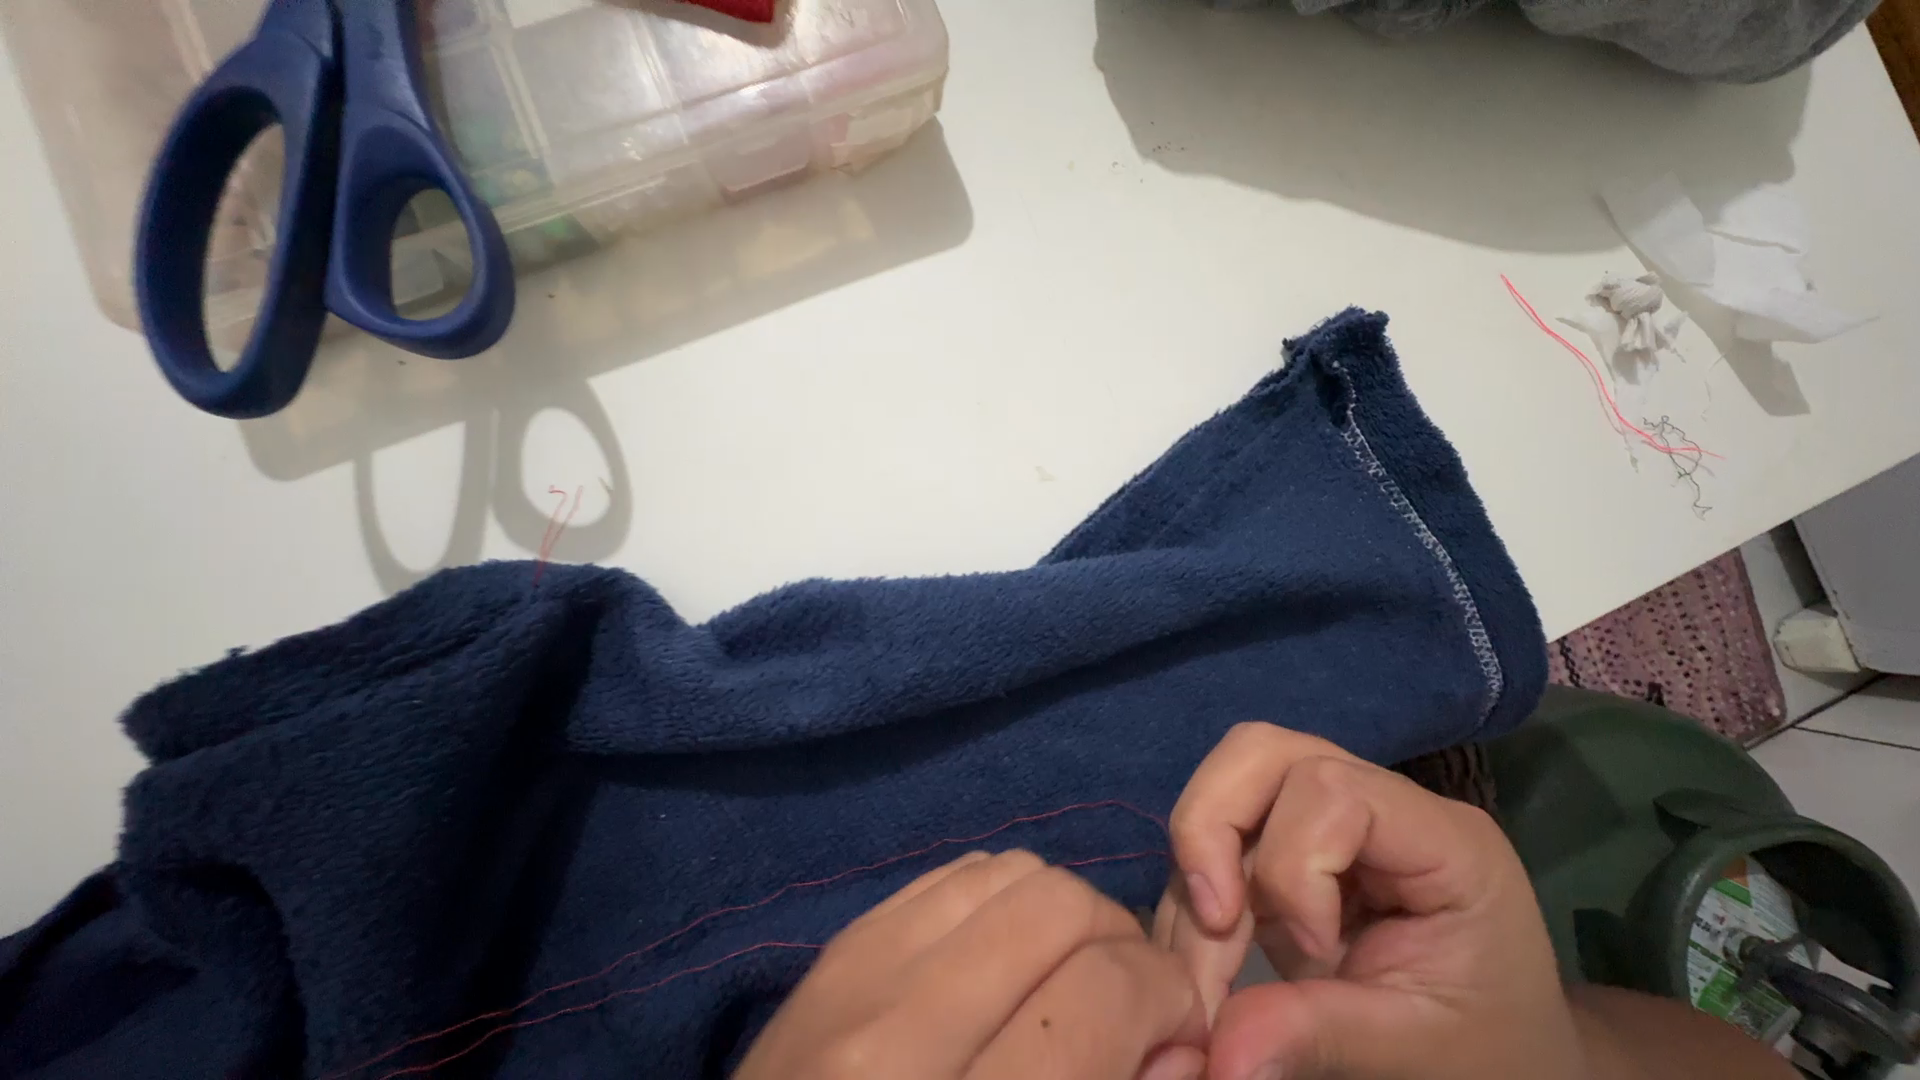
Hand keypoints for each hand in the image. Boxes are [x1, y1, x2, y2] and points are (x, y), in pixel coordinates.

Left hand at [736, 850, 1209, 1079]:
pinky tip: (1008, 956)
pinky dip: (1002, 900)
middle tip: (1131, 1002)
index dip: (1168, 998)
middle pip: (1056, 904)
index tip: (1178, 1032)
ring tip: (1070, 974)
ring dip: (1063, 913)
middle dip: (1122, 942)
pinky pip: (951, 875)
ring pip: (1005, 870)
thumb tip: (1178, 1034)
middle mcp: (894, 1037)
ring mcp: (852, 977)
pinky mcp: (835, 949)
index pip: (1100, 988)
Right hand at [1153, 724, 1585, 1079]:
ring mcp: (1328, 811)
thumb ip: (1316, 1035)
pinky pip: (1216, 829)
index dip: (1293, 863)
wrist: (1502, 1050)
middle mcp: (1378, 801)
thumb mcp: (1416, 1051)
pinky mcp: (1288, 836)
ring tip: (1209, 951)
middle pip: (1262, 751)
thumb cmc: (1485, 1049)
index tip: (1312, 950)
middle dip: (1211, 830)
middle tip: (1216, 922)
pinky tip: (1208, 953)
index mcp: (1442, 839)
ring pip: (1227, 777)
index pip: (1333, 789)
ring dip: (1196, 859)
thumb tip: (1215, 1060)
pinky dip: (1194, 886)